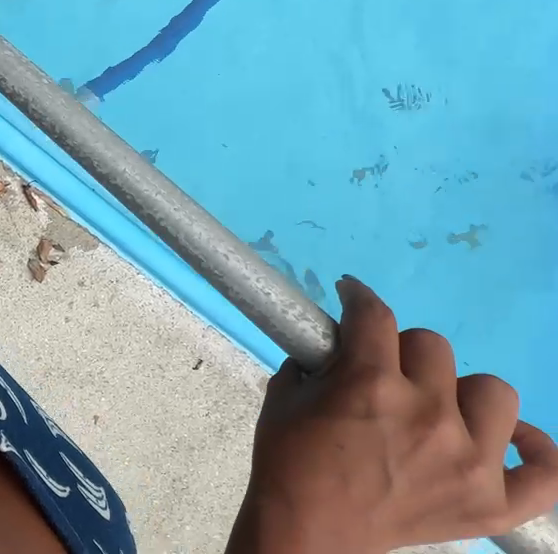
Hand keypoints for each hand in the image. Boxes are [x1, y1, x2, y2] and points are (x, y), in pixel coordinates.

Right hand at [227, 276, 557, 552]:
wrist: (311, 523)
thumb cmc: (288, 453)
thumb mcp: (285, 394)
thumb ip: (317, 364)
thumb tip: (338, 346)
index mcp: (368, 384)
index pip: (375, 316)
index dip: (360, 296)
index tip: (352, 294)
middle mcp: (429, 414)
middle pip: (434, 347)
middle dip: (402, 349)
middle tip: (383, 367)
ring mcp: (473, 461)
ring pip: (494, 393)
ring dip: (460, 392)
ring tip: (437, 408)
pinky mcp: (498, 501)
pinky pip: (550, 470)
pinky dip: (535, 451)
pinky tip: (508, 442)